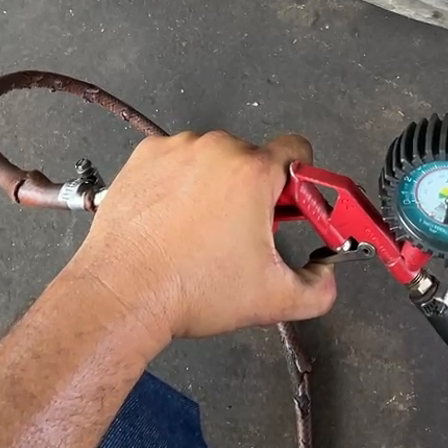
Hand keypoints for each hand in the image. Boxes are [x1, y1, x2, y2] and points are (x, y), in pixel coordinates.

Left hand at [66, 130, 336, 342]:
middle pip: (252, 159)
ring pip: (213, 158)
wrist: (121, 294)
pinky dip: (177, 180)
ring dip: (214, 183)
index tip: (288, 205)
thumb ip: (318, 288)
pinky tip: (170, 218)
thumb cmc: (191, 290)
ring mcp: (178, 148)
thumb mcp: (272, 299)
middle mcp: (217, 148)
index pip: (297, 150)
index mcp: (254, 172)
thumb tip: (326, 275)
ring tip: (197, 229)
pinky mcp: (146, 155)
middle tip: (238, 231)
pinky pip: (176, 158)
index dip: (299, 180)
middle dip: (253, 190)